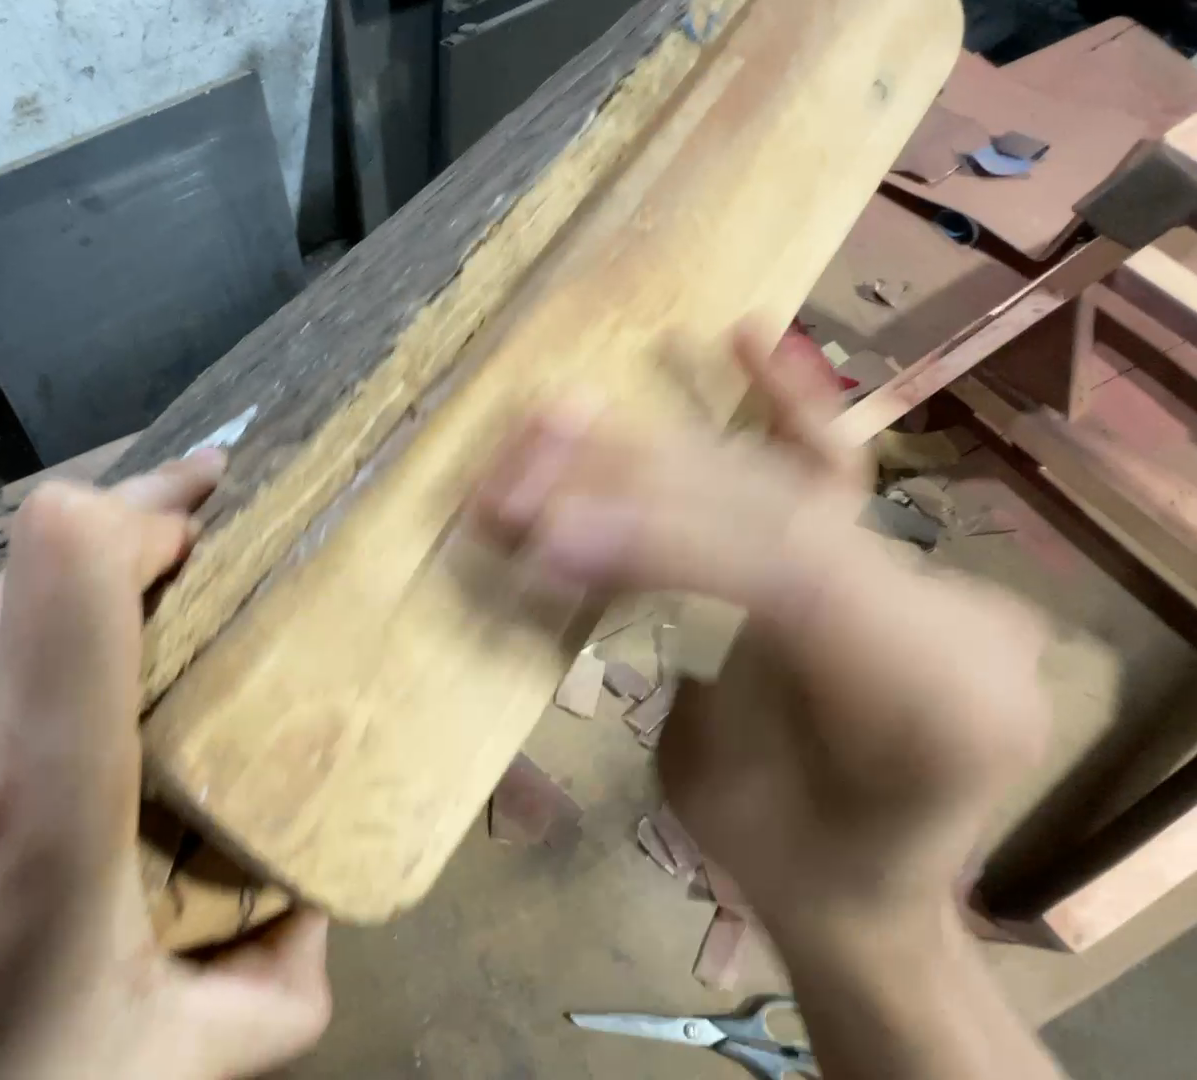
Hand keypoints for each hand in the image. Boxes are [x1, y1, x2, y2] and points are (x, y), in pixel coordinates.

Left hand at [0, 451, 329, 1079]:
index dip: (151, 511)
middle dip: (146, 533)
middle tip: (216, 556)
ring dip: (87, 590)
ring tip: (142, 641)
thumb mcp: (154, 1061)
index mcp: (27, 784)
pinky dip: (27, 639)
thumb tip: (307, 897)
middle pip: (49, 541)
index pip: (70, 551)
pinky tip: (46, 709)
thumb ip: (274, 986)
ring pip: (9, 585)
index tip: (216, 525)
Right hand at [469, 328, 1049, 933]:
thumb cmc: (780, 855)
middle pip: (766, 509)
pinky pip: (827, 464)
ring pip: (767, 479)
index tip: (538, 539)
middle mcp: (936, 603)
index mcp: (930, 687)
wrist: (852, 881)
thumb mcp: (706, 786)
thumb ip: (641, 665)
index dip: (656, 543)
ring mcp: (900, 570)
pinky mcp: (859, 556)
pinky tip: (739, 338)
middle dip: (629, 482)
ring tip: (555, 415)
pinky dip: (785, 398)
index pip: (787, 575)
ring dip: (651, 444)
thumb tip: (554, 567)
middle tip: (513, 468)